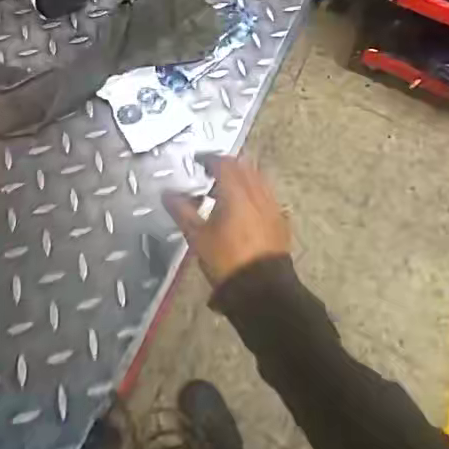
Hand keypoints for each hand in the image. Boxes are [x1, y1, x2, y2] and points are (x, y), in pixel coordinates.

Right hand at [162, 154, 291, 286]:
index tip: (198, 162)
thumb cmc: (227, 260)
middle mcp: (257, 192)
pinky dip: (254, 192)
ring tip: (226, 190)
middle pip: (242, 166)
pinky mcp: (280, 219)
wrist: (263, 289)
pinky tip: (245, 206)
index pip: (223, 163)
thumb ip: (182, 211)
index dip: (209, 159)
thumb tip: (168, 195)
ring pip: (257, 178)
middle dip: (226, 165)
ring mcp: (272, 205)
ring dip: (242, 177)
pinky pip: (266, 194)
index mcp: (235, 192)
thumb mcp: (198, 237)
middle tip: (210, 173)